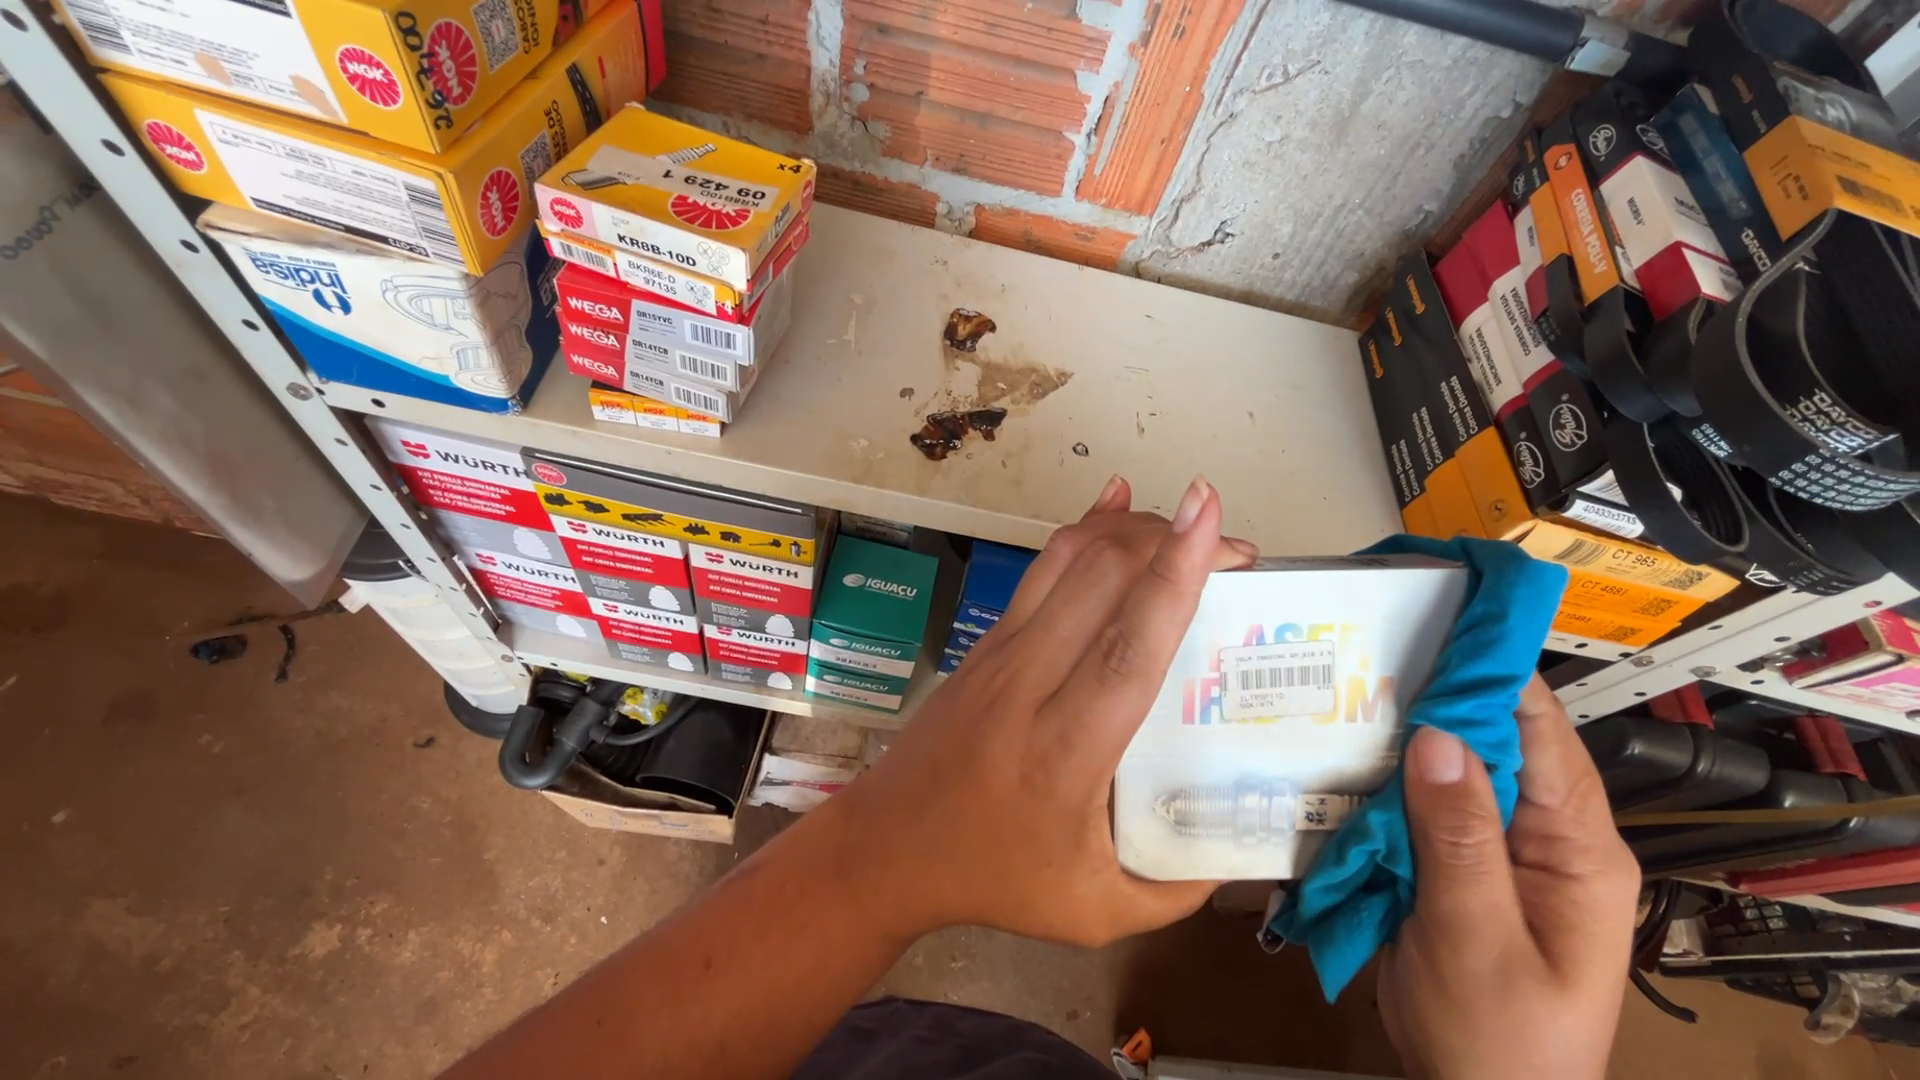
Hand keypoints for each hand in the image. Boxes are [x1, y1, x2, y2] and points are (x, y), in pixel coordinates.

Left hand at [819, 475, 1256, 946]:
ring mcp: (1001, 653)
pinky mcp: (986, 642)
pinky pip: (1039, 571)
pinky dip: (1081, 531)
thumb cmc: (992, 877)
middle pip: (1102, 579)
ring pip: (1067, 561)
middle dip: (1171, 539)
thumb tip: (1243, 846)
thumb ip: (1176, 886)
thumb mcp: (1095, 912)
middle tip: (1233, 548)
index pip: (1128, 647)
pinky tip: (1110, 505)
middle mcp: (1030, 684)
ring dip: (1129, 530)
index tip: (1209, 517)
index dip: (1174, 576)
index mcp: (1067, 751)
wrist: (888, 845)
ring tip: (1185, 529)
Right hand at [1377, 677, 1639, 1079]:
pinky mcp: (1457, 864)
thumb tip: (1438, 734)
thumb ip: (1459, 838)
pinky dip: (1391, 777)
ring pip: (1455, 770)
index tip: (1431, 624)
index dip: (1492, 677)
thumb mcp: (1476, 938)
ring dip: (1406, 735)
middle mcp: (1544, 835)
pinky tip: (1343, 754)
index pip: (1539, 736)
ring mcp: (1497, 849)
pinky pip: (1427, 805)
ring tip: (1342, 686)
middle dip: (1437, 697)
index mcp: (1576, 847)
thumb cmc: (1495, 1034)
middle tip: (1364, 651)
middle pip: (1496, 743)